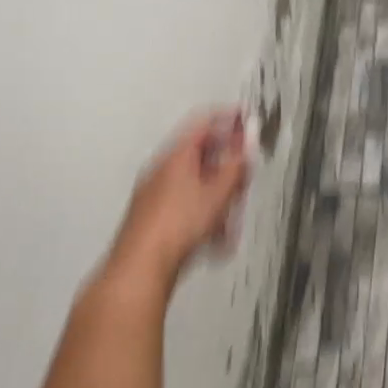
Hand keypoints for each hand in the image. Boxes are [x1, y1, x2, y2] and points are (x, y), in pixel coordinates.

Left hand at [106, 107, 250, 294]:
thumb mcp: (220, 191)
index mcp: (175, 157)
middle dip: (228, 169)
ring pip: (198, 185)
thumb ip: (237, 165)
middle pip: (203, 157)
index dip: (230, 119)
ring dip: (219, 198)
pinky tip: (215, 237)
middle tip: (243, 176)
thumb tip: (245, 147)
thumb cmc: (174, 227)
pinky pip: (188, 208)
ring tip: (229, 218)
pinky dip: (205, 216)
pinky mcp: (154, 219)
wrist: (141, 267)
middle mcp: (161, 172)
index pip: (205, 123)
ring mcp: (155, 196)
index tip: (246, 119)